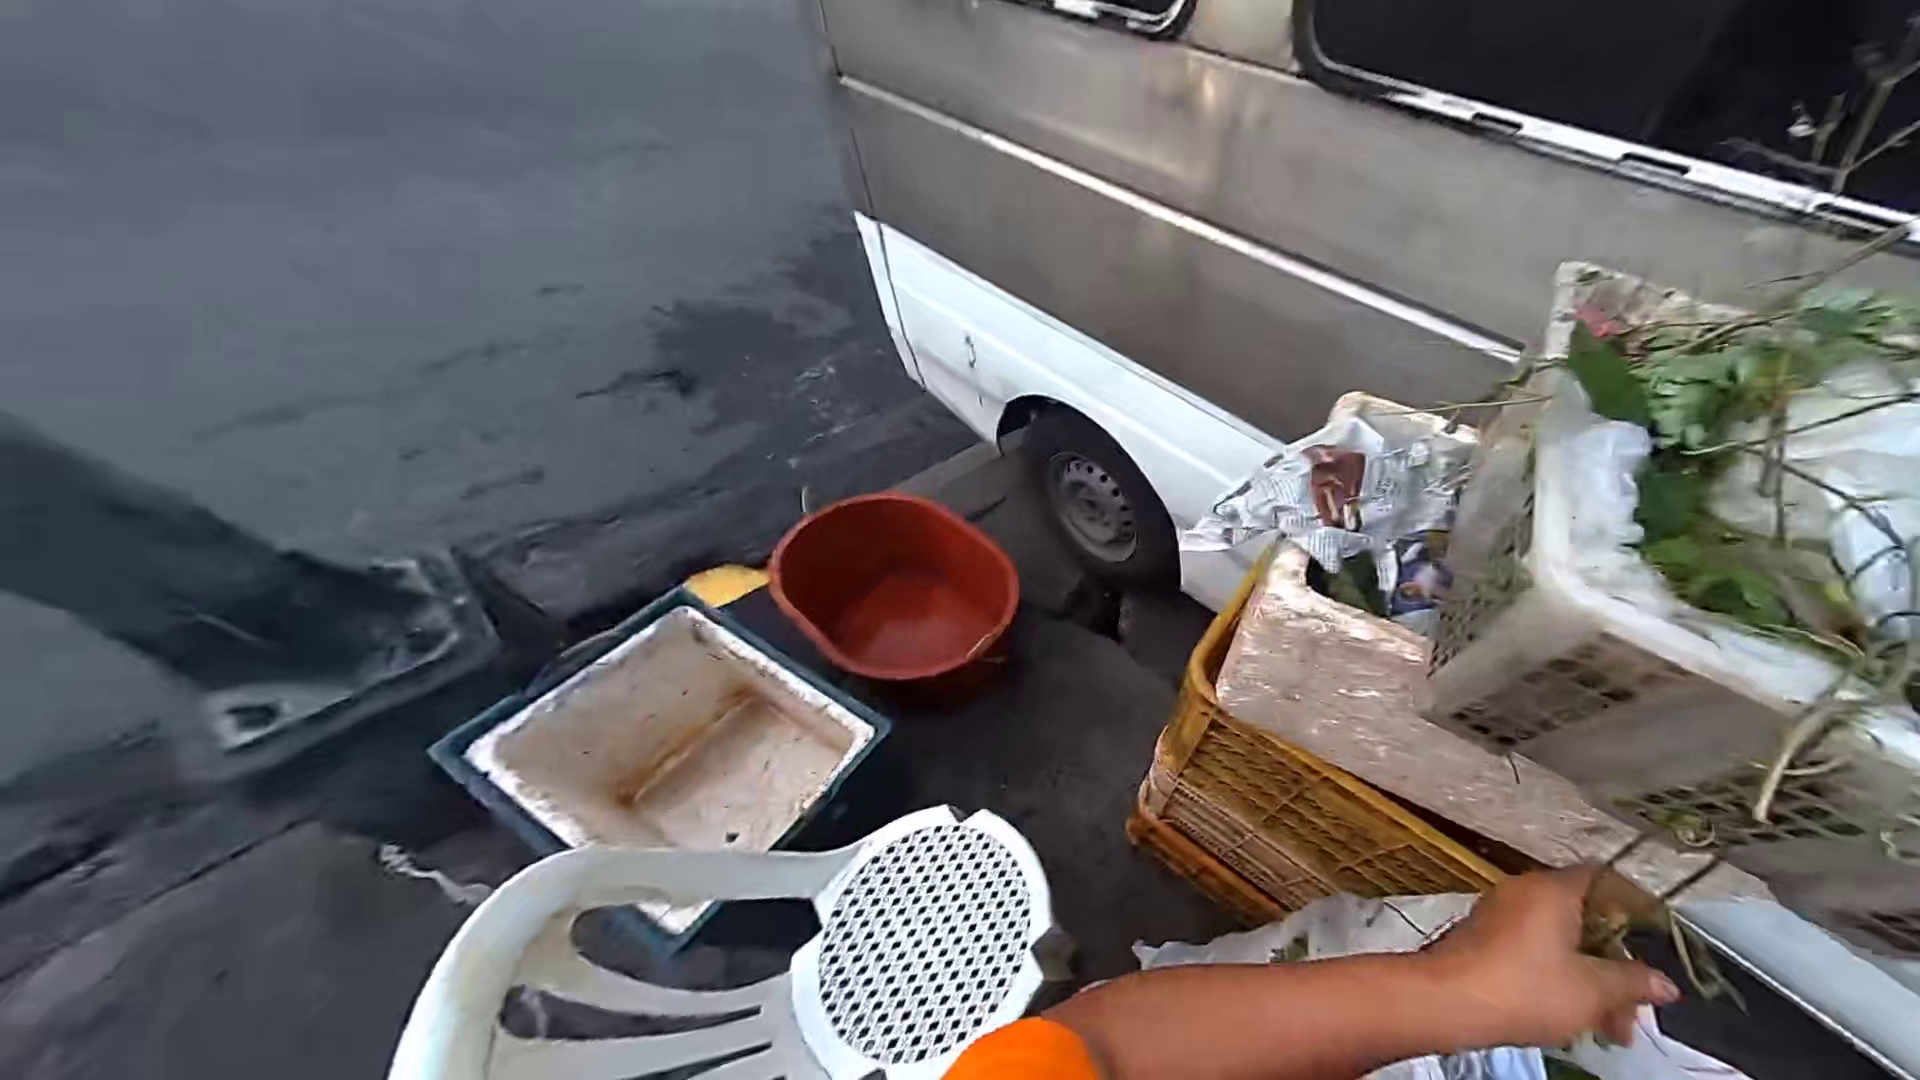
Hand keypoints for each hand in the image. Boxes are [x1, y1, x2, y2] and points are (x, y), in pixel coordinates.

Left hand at [1422, 866, 1681, 1047]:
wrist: (1453, 997)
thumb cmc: (1527, 985)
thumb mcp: (1594, 988)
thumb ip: (1633, 980)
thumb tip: (1663, 981)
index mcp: (1548, 891)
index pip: (1601, 878)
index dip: (1637, 903)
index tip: (1663, 937)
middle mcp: (1522, 892)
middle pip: (1587, 918)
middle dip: (1619, 964)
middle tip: (1639, 1009)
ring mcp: (1502, 912)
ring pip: (1566, 940)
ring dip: (1596, 982)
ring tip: (1612, 1030)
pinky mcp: (1490, 935)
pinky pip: (1539, 948)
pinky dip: (1565, 978)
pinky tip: (1580, 1018)